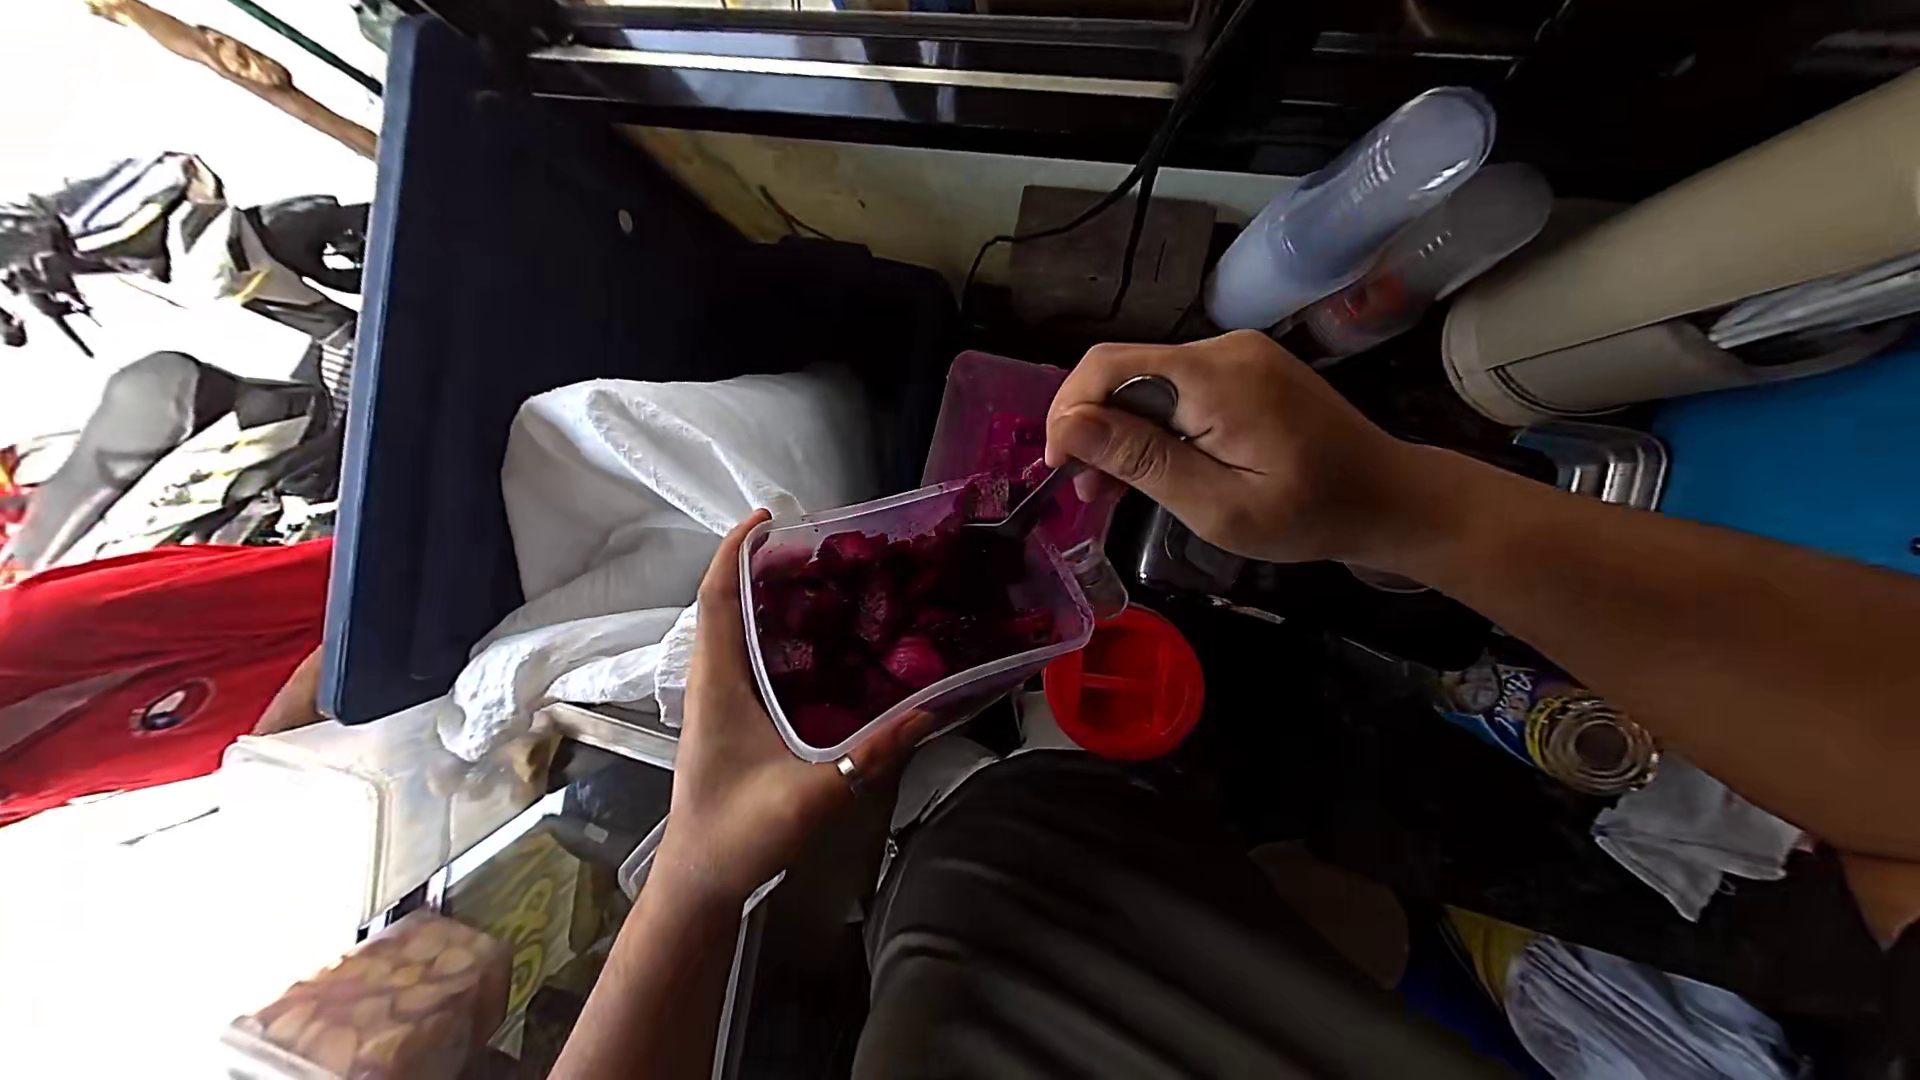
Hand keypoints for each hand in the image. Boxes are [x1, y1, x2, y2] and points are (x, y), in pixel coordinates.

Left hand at [655, 510, 938, 906]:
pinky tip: (809, 637)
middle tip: (811, 544)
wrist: (698, 883)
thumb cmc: (738, 836)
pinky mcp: (728, 715)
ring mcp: (717, 698)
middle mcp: (712, 682)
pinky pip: (743, 654)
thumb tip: (928, 712)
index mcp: (719, 685)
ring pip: (732, 628)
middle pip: (724, 604)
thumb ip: (873, 753)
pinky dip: (768, 628)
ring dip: (761, 594)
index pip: (716, 600)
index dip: (734, 552)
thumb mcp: (813, 793)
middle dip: (758, 564)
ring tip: (813, 577)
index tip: (765, 519)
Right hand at [1045, 330, 1427, 565]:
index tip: (1059, 466)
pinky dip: (1148, 427)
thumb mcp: (1215, 504)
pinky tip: (1148, 464)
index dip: (1069, 411)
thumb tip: (1068, 426)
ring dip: (1117, 432)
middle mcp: (1221, 348)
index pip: (1109, 366)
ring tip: (1109, 487)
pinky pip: (1171, 389)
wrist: (1386, 498)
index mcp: (1216, 376)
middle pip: (1122, 372)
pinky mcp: (1239, 370)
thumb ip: (1141, 460)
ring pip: (1142, 383)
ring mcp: (1233, 355)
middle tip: (1084, 488)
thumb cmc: (1306, 515)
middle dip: (1090, 428)